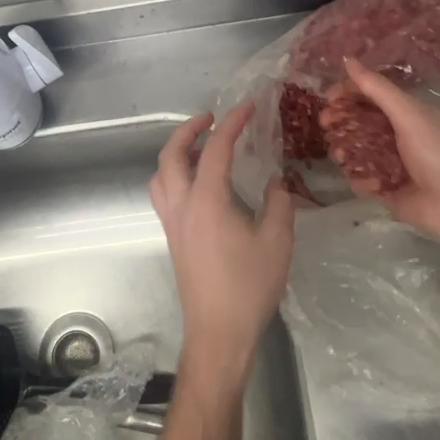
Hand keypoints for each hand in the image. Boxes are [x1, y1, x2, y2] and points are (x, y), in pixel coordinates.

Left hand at [150, 104, 293, 377]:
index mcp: (206, 200)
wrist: (218, 331)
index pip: (215, 149)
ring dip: (176, 152)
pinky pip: (164, 194)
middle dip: (187, 130)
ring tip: (200, 147)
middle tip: (211, 119)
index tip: (248, 107)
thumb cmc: (249, 286)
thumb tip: (275, 181)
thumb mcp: (277, 240)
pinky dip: (175, 175)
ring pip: (161, 175)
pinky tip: (200, 183)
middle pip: (170, 155)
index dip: (232, 124)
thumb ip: (279, 203)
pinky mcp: (173, 239)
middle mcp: (181, 205)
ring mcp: (172, 223)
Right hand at [339, 58, 439, 243]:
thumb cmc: (436, 153)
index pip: (373, 96)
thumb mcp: (407, 114)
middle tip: (326, 124)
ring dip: (346, 150)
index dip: (349, 93)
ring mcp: (392, 163)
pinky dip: (360, 178)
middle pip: (361, 122)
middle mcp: (400, 136)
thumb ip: (377, 89)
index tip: (328, 98)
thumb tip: (348, 60)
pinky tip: (364, 181)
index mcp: (408, 114)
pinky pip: (364, 178)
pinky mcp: (387, 188)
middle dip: (342, 121)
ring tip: (340, 155)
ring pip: (358, 150)